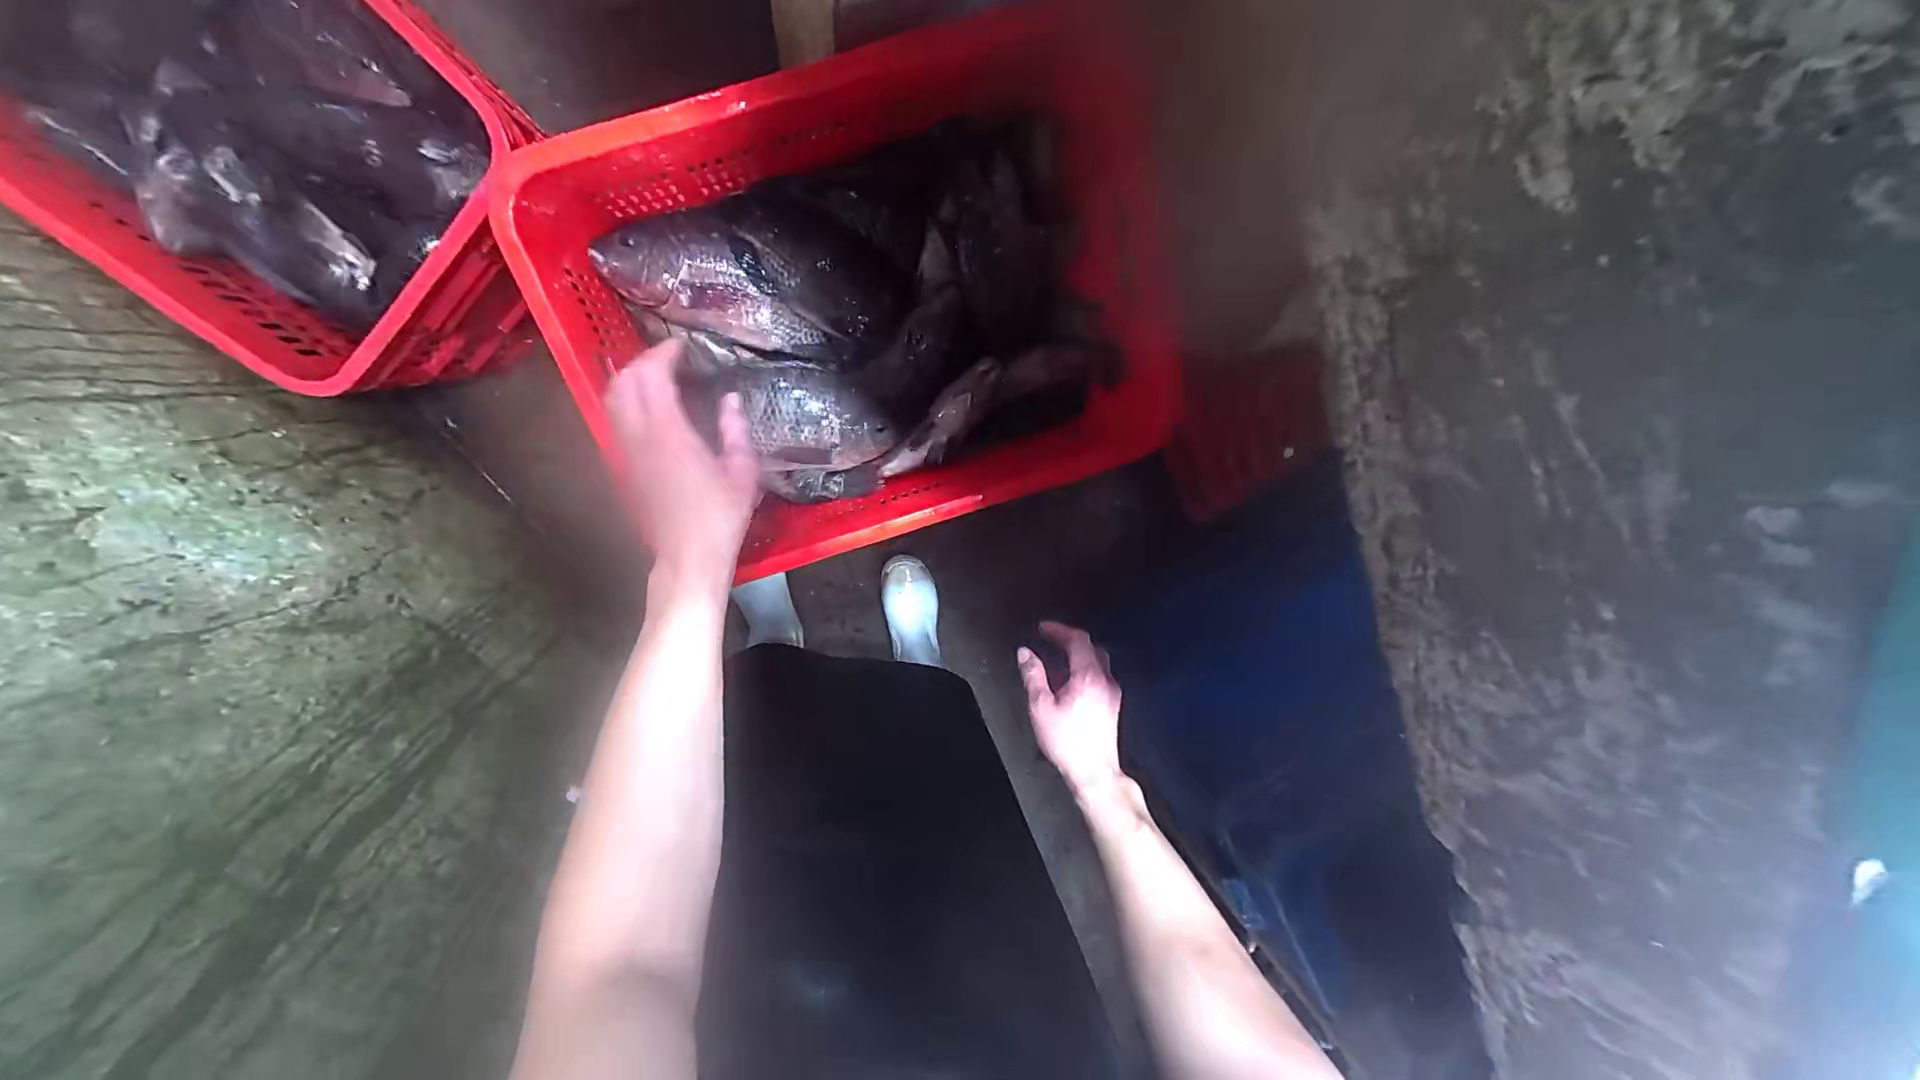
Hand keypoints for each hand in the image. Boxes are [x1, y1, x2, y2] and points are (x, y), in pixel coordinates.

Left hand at [608, 340, 758, 584]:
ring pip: (613, 399)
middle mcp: (640, 437)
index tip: (682, 347)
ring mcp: (628, 452)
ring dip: (630, 379)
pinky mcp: (626, 466)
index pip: (652, 377)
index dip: (663, 354)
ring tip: (657, 376)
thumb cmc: (720, 516)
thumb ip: (735, 431)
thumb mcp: (742, 472)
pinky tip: (650, 407)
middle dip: (643, 361)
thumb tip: (731, 400)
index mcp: (671, 434)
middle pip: (624, 382)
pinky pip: (616, 419)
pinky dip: (627, 401)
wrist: (687, 556)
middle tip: (670, 358)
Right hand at [1018, 621, 1124, 798]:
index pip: (1077, 639)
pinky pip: (1100, 675)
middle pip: (1090, 647)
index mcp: (1087, 677)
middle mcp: (1104, 681)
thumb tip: (1025, 654)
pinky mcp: (1112, 704)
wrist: (1094, 773)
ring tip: (1058, 656)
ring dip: (1078, 653)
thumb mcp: (1040, 706)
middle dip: (1069, 638)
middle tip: (1051, 638)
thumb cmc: (1068, 743)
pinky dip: (1084, 668)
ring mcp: (1112, 693)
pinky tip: (1070, 680)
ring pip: (1097, 660)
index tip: (1044, 627)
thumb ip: (1033, 675)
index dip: (1059, 629)